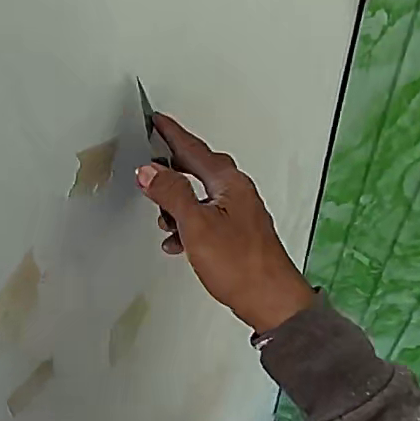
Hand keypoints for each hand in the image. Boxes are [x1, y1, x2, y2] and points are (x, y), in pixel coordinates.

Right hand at [135, 113, 316, 331]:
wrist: (269, 299)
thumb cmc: (239, 264)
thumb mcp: (196, 225)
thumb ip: (171, 194)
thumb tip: (149, 171)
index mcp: (228, 183)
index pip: (193, 149)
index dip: (172, 135)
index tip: (157, 121)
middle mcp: (236, 193)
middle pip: (198, 169)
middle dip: (171, 170)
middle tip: (150, 166)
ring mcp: (238, 213)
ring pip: (199, 196)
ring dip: (177, 205)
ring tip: (162, 218)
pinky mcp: (236, 233)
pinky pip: (204, 218)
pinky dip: (187, 225)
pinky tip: (178, 242)